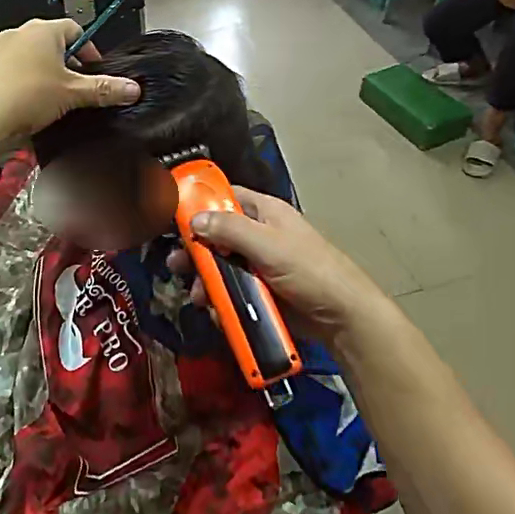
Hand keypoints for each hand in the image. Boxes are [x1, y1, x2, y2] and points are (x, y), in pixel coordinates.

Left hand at [0, 18, 139, 158]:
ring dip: (44, 79)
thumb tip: (133, 88)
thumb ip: (105, 89)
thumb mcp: (72, 94)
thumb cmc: (24, 97)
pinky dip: (22, 89)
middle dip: (68, 67)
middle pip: (53, 46)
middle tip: (77, 92)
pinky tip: (26, 111)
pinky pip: (10, 76)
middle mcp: (17, 34)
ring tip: (52, 105)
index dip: (90, 52)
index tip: (96, 74)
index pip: (76, 31)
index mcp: (42, 31)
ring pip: (30, 61)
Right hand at [162, 188, 384, 343]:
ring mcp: (258, 265)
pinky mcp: (260, 292)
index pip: (225, 197)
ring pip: (220, 267)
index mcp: (265, 213)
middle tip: (178, 265)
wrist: (340, 316)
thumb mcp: (268, 245)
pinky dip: (222, 301)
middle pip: (216, 236)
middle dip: (197, 251)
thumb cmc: (310, 270)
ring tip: (199, 297)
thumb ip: (231, 230)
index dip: (200, 202)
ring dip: (206, 281)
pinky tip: (218, 312)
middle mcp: (258, 235)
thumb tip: (195, 218)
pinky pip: (231, 291)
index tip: (174, 216)